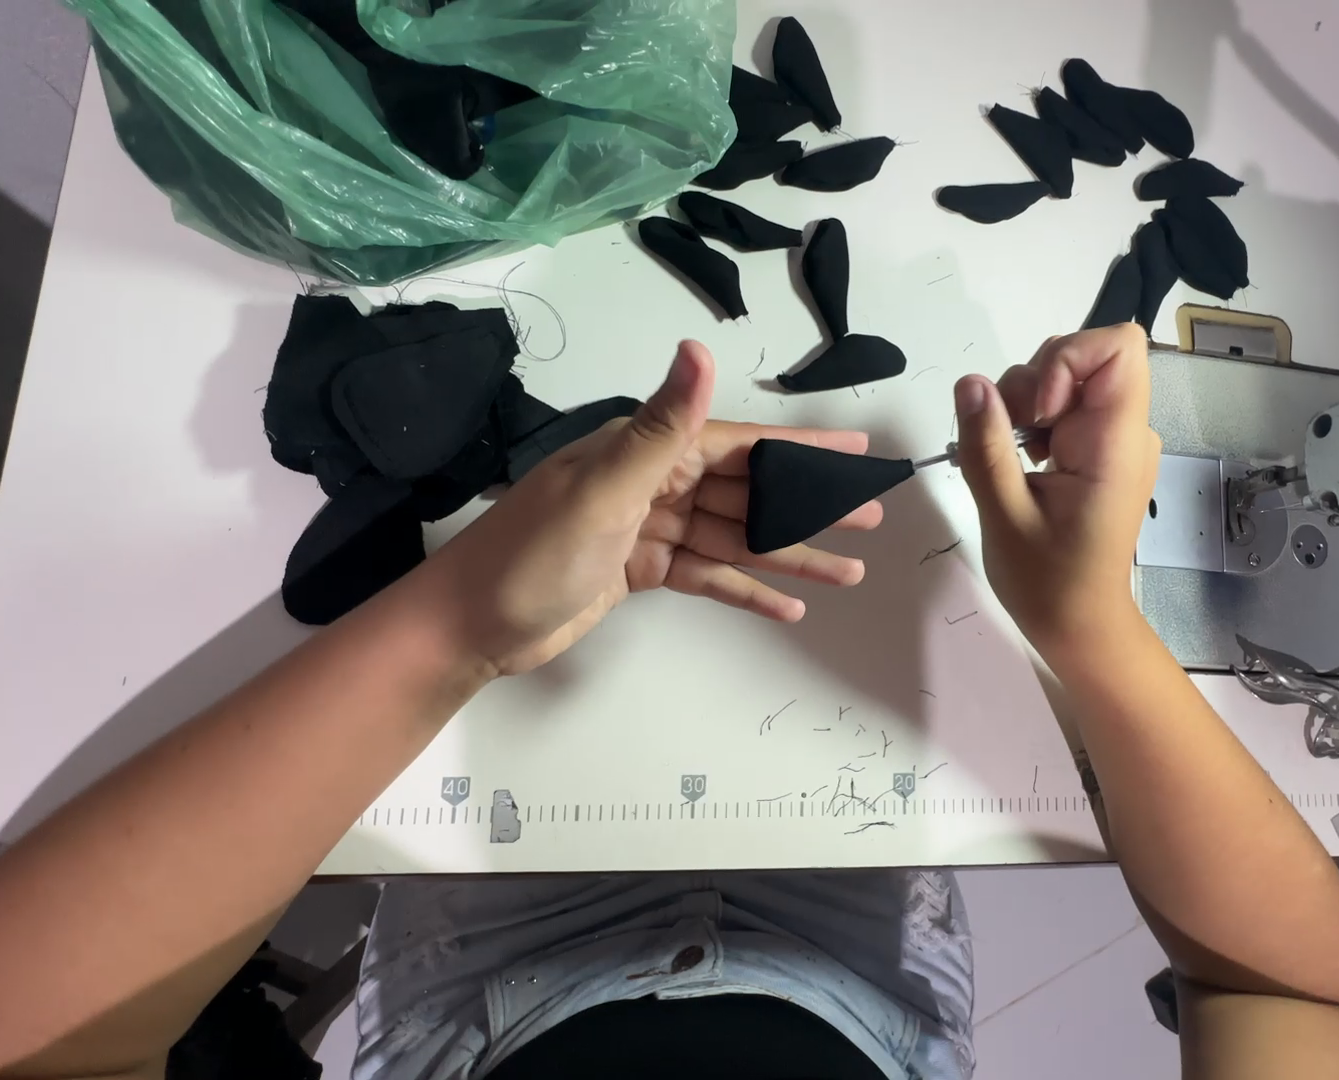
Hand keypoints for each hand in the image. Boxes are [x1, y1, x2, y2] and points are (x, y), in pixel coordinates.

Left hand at [428, 340, 880, 675]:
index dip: (801, 446)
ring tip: (847, 573)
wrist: (470, 625)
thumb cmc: (532, 554)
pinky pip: (706, 574)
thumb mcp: (601, 490)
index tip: (855, 449)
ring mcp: (650, 528)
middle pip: (747, 493)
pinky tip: (786, 605)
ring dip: (788, 555)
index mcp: (648, 451)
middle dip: (808, 507)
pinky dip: (744, 588)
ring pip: (733, 538)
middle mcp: (654, 481)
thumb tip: (698, 348)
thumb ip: (660, 429)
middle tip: (868, 519)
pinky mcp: (642, 570)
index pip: (741, 442)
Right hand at [953, 325, 1159, 665]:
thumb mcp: (1005, 514)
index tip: (1034, 413)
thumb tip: (970, 383)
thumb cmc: (1047, 581)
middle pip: (1080, 357)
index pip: (1118, 347)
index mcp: (1116, 443)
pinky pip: (1061, 406)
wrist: (1078, 622)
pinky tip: (1019, 461)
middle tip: (1008, 442)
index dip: (1065, 360)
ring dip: (1022, 405)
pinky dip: (1029, 421)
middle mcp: (1124, 430)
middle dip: (1031, 385)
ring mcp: (1111, 438)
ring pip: (1063, 378)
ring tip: (1009, 458)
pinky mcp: (1095, 449)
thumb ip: (986, 445)